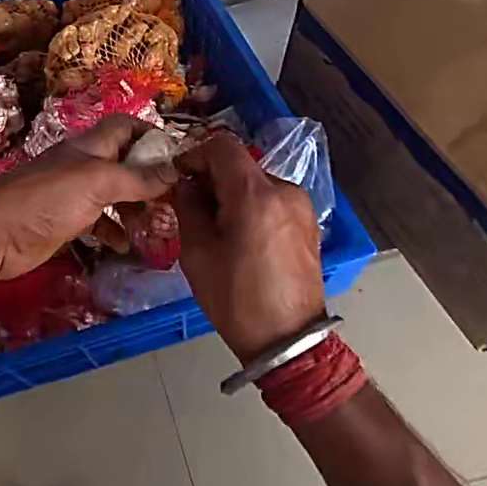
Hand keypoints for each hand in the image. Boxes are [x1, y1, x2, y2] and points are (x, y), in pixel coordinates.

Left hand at [0, 114, 177, 279]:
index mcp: (90, 146)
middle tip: (173, 201)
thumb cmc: (46, 200)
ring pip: (114, 195)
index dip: (150, 134)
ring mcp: (73, 195)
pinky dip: (114, 230)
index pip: (125, 127)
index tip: (176, 157)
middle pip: (124, 163)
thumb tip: (175, 172)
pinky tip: (125, 244)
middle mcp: (83, 166)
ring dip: (136, 208)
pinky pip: (99, 222)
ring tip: (154, 226)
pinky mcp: (66, 222)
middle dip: (150, 179)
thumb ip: (137, 178)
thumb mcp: (98, 182)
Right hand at [174, 131, 325, 361]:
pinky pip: (272, 200)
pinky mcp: (308, 223)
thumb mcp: (197, 253)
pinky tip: (239, 237)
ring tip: (215, 227)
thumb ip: (188, 208)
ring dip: (231, 194)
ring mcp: (301, 206)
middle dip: (211, 178)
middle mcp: (284, 190)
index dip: (194, 154)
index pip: (221, 146)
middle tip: (190, 205)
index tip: (179, 176)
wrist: (288, 339)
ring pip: (256, 183)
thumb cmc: (236, 299)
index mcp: (255, 195)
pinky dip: (251, 206)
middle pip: (240, 164)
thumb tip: (186, 186)